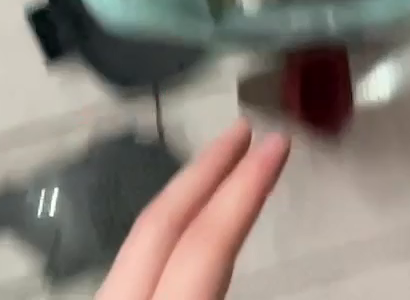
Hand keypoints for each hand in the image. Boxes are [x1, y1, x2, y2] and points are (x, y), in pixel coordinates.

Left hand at [98, 121, 291, 299]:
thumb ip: (231, 280)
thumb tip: (251, 228)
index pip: (205, 243)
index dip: (245, 188)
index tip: (279, 142)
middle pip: (159, 224)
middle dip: (207, 170)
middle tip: (244, 129)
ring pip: (138, 238)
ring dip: (184, 196)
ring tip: (220, 165)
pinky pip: (130, 261)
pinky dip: (164, 230)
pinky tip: (185, 225)